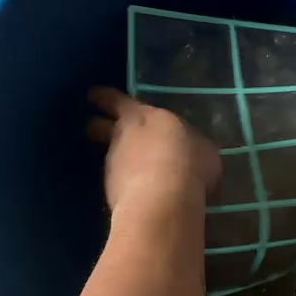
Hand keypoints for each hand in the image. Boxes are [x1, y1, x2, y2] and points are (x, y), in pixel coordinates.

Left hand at [86, 88, 221, 211]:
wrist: (162, 200)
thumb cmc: (188, 163)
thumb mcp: (202, 148)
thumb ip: (190, 144)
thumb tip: (192, 150)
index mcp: (144, 116)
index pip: (117, 100)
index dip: (104, 97)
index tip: (93, 95)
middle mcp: (122, 136)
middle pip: (99, 126)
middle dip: (96, 125)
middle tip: (94, 125)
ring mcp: (113, 164)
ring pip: (109, 154)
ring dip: (116, 158)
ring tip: (128, 167)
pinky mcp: (110, 190)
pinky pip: (117, 181)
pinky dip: (125, 184)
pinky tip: (139, 193)